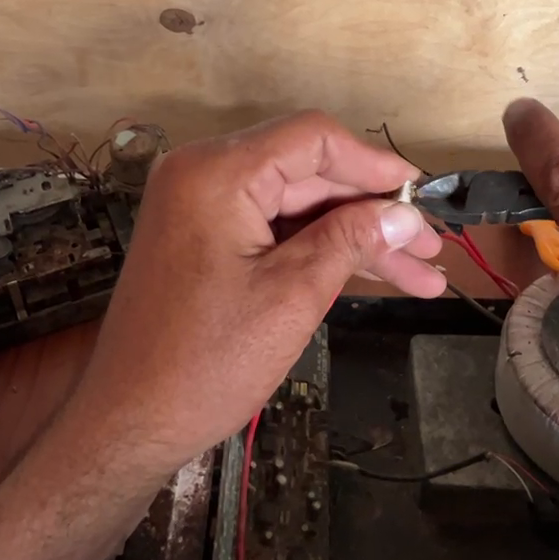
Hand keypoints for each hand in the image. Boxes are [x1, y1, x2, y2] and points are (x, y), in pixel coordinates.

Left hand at [62, 112, 444, 476]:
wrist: (128, 420)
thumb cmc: (206, 362)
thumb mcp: (291, 296)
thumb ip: (349, 240)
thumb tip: (403, 215)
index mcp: (217, 172)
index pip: (311, 138)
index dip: (373, 165)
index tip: (420, 195)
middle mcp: (203, 173)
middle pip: (307, 172)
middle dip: (372, 211)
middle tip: (430, 248)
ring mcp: (201, 205)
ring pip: (296, 205)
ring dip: (354, 236)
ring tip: (420, 273)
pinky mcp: (204, 237)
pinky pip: (272, 228)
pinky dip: (317, 249)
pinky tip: (372, 274)